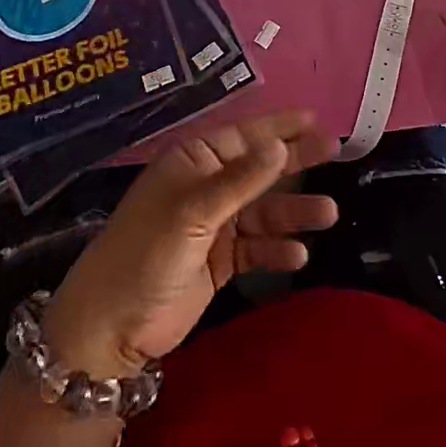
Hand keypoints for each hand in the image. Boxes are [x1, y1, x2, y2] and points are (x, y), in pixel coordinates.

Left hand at [41, 109, 338, 376]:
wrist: (110, 328)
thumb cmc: (146, 254)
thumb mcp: (194, 212)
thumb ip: (241, 180)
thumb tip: (282, 145)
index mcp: (193, 162)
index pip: (244, 136)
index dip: (280, 126)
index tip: (316, 118)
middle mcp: (206, 186)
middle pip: (259, 169)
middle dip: (296, 161)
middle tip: (334, 151)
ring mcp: (213, 224)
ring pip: (263, 210)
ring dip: (293, 212)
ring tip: (329, 214)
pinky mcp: (219, 259)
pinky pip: (256, 246)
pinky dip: (276, 249)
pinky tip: (297, 254)